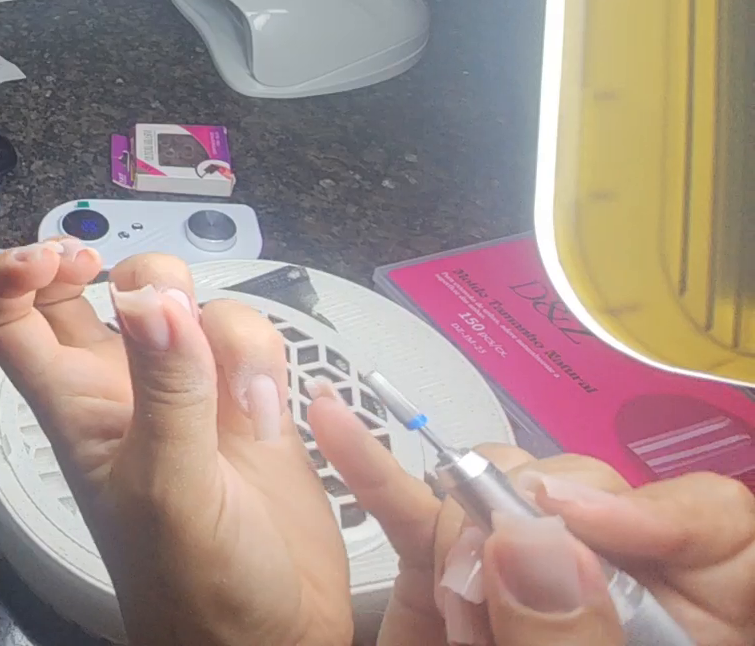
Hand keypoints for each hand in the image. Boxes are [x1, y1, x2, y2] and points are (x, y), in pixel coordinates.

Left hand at [0, 243, 350, 645]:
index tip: (52, 256)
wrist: (274, 638)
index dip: (11, 277)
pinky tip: (266, 411)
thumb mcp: (168, 488)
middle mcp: (113, 377)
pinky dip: (257, 354)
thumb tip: (151, 297)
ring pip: (173, 297)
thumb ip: (162, 392)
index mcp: (68, 398)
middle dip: (114, 269)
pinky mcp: (239, 390)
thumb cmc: (192, 578)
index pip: (8, 320)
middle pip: (86, 287)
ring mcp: (178, 380)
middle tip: (144, 286)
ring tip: (235, 396)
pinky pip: (240, 333)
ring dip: (207, 320)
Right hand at [311, 382, 754, 643]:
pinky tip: (335, 426)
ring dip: (452, 516)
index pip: (715, 530)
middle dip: (528, 514)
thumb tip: (534, 538)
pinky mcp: (440, 569)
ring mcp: (516, 575)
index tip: (576, 522)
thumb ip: (568, 645)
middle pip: (586, 492)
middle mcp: (610, 594)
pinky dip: (369, 466)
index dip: (658, 510)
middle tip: (487, 569)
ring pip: (493, 486)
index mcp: (692, 635)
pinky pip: (407, 504)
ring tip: (444, 596)